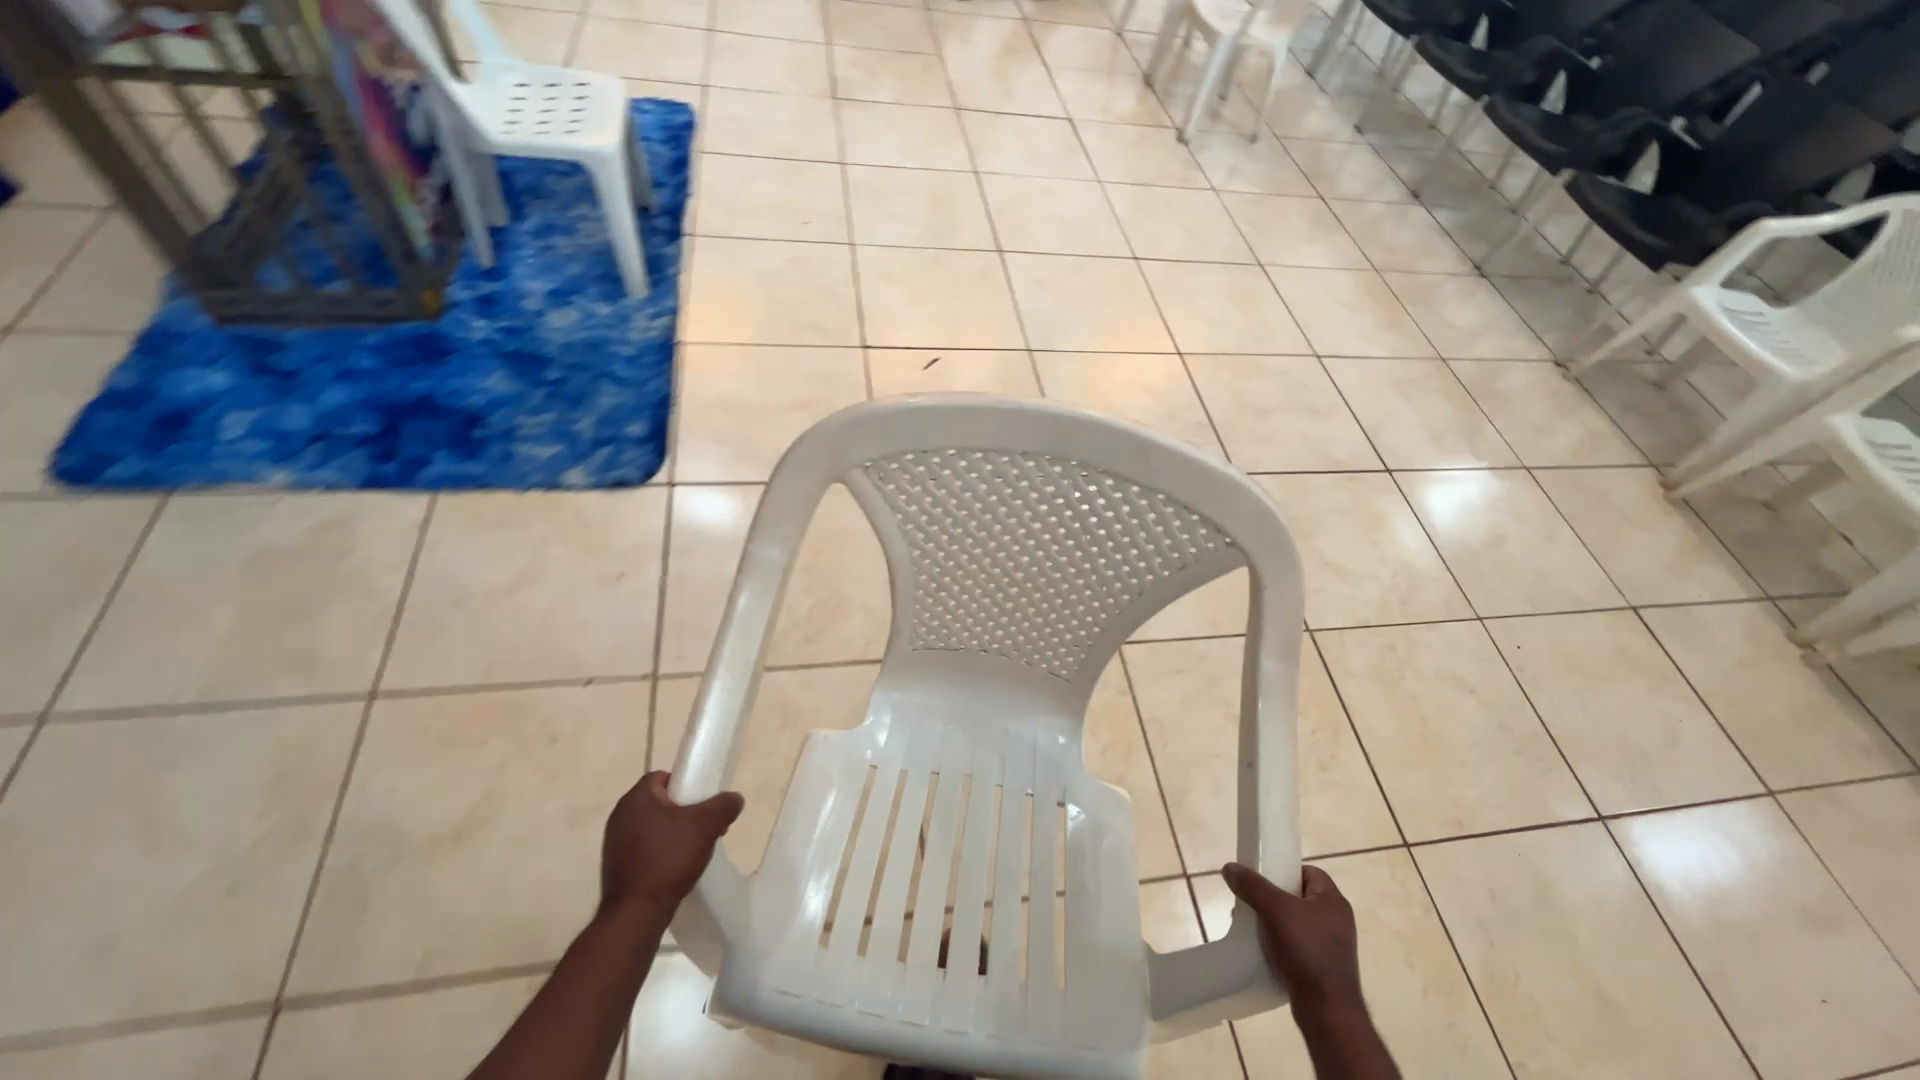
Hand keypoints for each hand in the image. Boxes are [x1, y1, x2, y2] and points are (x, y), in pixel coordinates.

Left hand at [599, 771, 743, 920]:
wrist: (637, 912)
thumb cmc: (669, 859)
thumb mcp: (706, 826)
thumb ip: (723, 806)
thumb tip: (734, 798)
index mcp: (636, 798)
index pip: (663, 777)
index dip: (686, 785)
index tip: (703, 803)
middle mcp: (620, 815)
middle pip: (660, 802)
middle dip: (684, 812)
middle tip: (705, 827)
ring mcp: (614, 841)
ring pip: (652, 826)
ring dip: (673, 833)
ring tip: (693, 850)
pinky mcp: (615, 864)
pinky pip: (643, 847)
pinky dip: (660, 852)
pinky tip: (675, 867)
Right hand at [1223, 862, 1362, 1013]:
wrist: (1327, 1010)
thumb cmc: (1306, 951)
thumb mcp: (1276, 911)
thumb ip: (1253, 886)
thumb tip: (1230, 867)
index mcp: (1333, 901)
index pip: (1309, 872)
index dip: (1284, 870)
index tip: (1261, 880)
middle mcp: (1337, 920)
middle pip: (1299, 897)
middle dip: (1271, 898)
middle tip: (1250, 904)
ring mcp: (1331, 945)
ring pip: (1296, 922)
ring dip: (1272, 922)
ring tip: (1251, 928)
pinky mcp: (1323, 966)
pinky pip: (1297, 945)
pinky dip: (1280, 943)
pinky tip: (1263, 950)